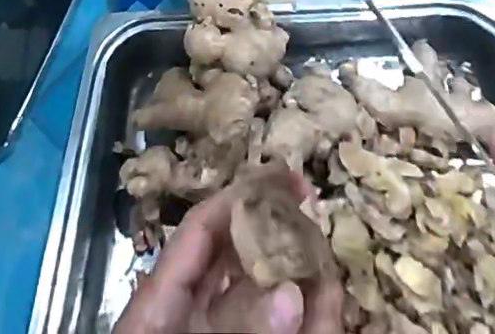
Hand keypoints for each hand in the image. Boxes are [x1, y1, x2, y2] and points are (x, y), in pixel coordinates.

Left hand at [114, 177, 343, 333]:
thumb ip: (235, 331)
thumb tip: (290, 289)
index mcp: (161, 306)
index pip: (201, 233)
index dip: (241, 197)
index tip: (286, 176)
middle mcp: (196, 320)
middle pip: (237, 260)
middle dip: (274, 228)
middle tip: (312, 204)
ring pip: (268, 300)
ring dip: (298, 270)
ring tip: (326, 242)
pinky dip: (315, 319)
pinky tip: (333, 296)